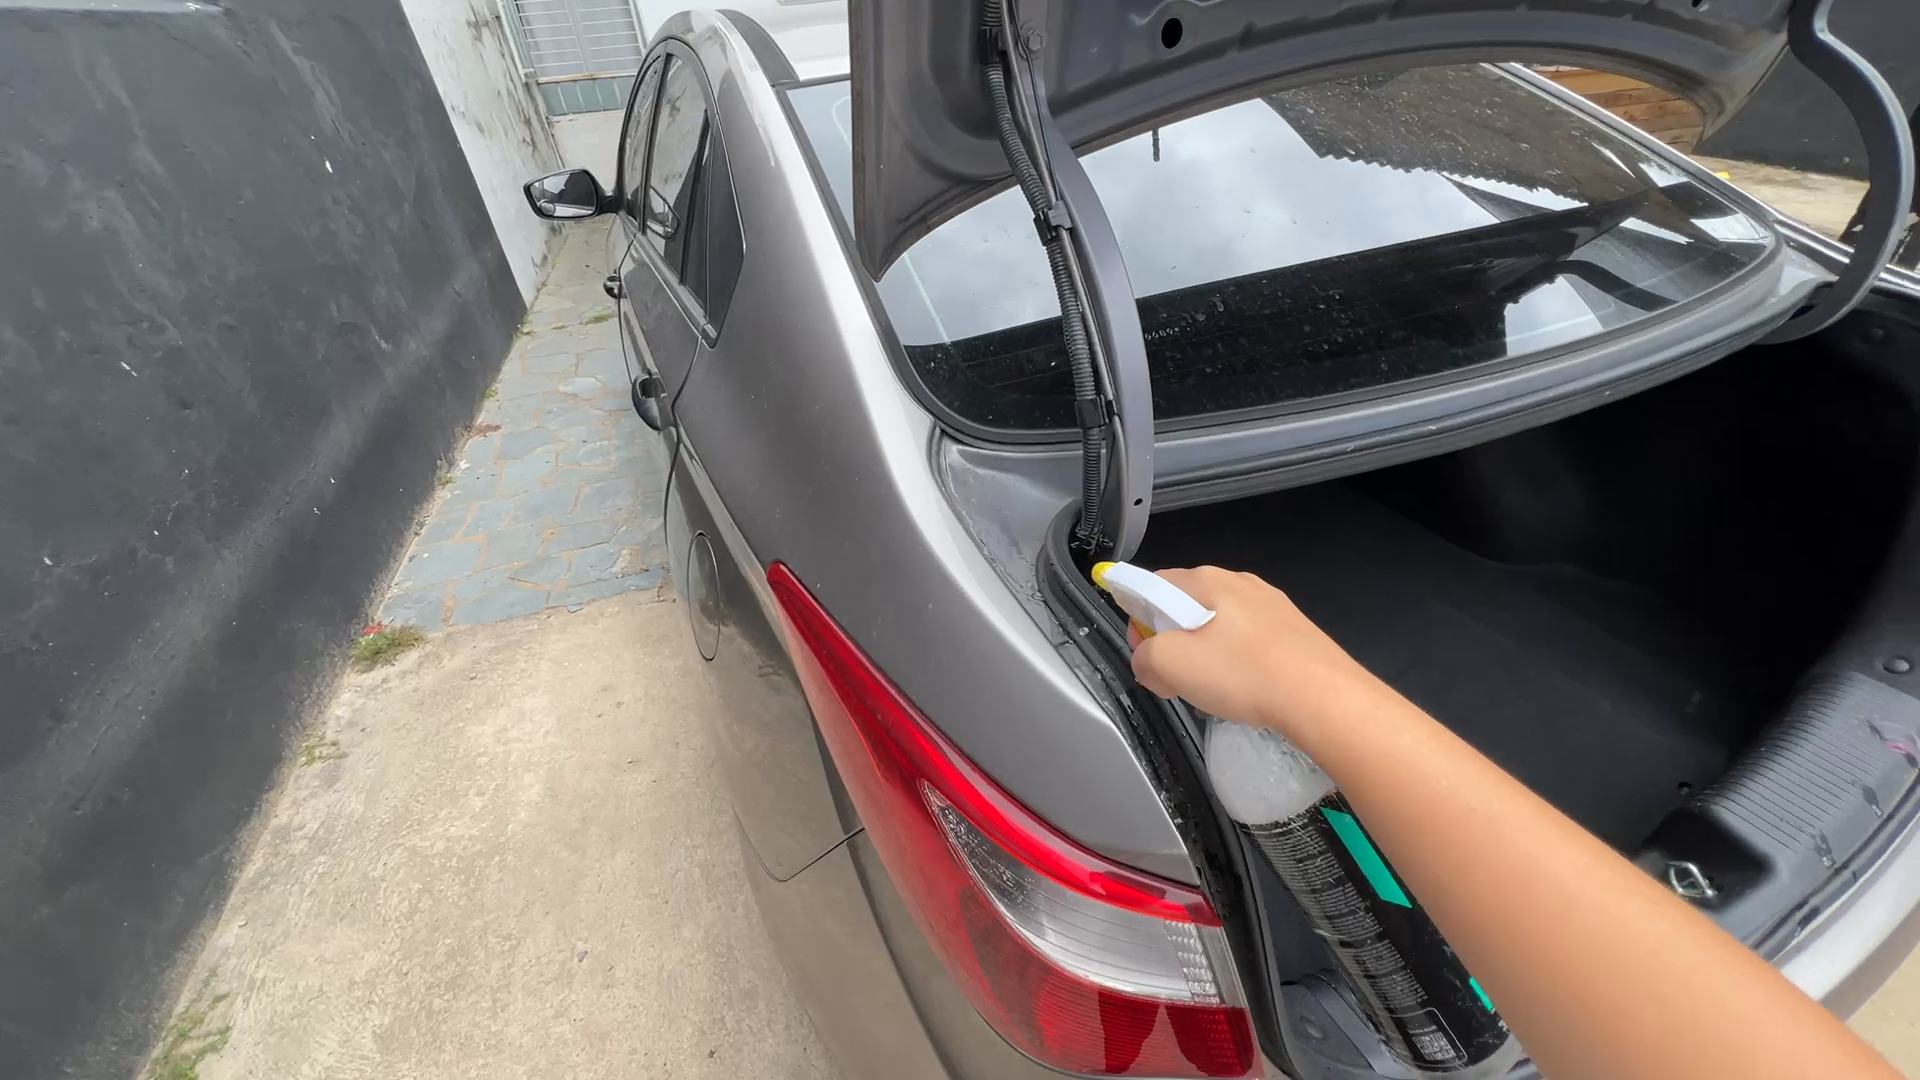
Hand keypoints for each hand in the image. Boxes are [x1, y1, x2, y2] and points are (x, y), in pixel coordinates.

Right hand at [1128, 566, 1380, 743]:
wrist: (1325, 699)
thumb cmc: (1244, 674)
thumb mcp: (1170, 665)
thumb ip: (1143, 658)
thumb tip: (1147, 662)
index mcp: (1205, 580)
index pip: (1151, 585)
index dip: (1137, 617)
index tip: (1142, 650)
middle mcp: (1239, 582)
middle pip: (1185, 605)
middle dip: (1171, 639)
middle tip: (1173, 675)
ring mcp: (1271, 605)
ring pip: (1218, 625)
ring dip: (1204, 652)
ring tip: (1213, 688)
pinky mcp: (1293, 630)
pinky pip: (1248, 640)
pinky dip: (1236, 662)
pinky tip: (1245, 689)